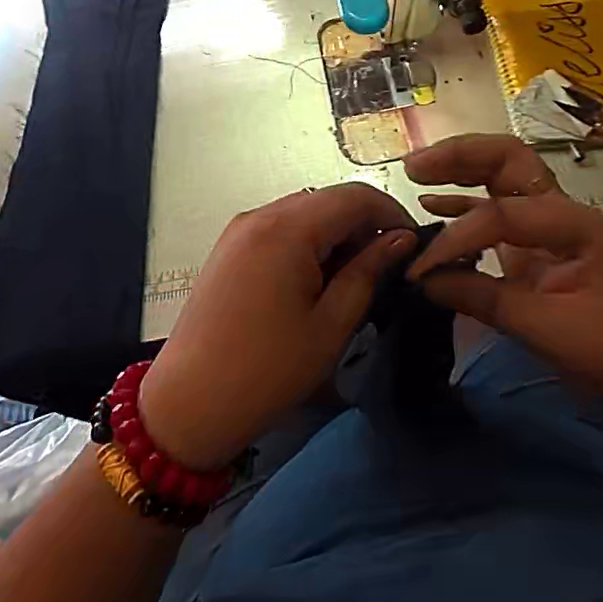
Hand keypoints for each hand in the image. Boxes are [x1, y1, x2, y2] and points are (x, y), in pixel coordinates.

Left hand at [139, 183, 415, 469]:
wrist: (188, 405)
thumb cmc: (268, 370)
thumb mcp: (331, 324)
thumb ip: (369, 271)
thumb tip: (400, 239)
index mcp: (286, 228)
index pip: (355, 196)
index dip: (392, 214)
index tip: (414, 246)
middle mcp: (259, 215)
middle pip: (328, 199)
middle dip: (364, 225)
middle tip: (384, 270)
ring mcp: (239, 230)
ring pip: (304, 213)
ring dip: (336, 235)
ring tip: (350, 281)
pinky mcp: (228, 249)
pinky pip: (279, 229)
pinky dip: (307, 243)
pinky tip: (314, 282)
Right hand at [402, 134, 602, 399]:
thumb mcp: (550, 329)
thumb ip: (485, 299)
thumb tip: (424, 281)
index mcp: (572, 223)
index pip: (499, 213)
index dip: (455, 238)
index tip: (420, 271)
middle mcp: (559, 213)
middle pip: (508, 160)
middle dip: (460, 155)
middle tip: (415, 167)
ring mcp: (547, 228)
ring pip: (502, 178)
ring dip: (460, 169)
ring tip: (417, 172)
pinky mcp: (535, 250)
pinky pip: (496, 215)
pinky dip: (464, 206)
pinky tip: (434, 207)